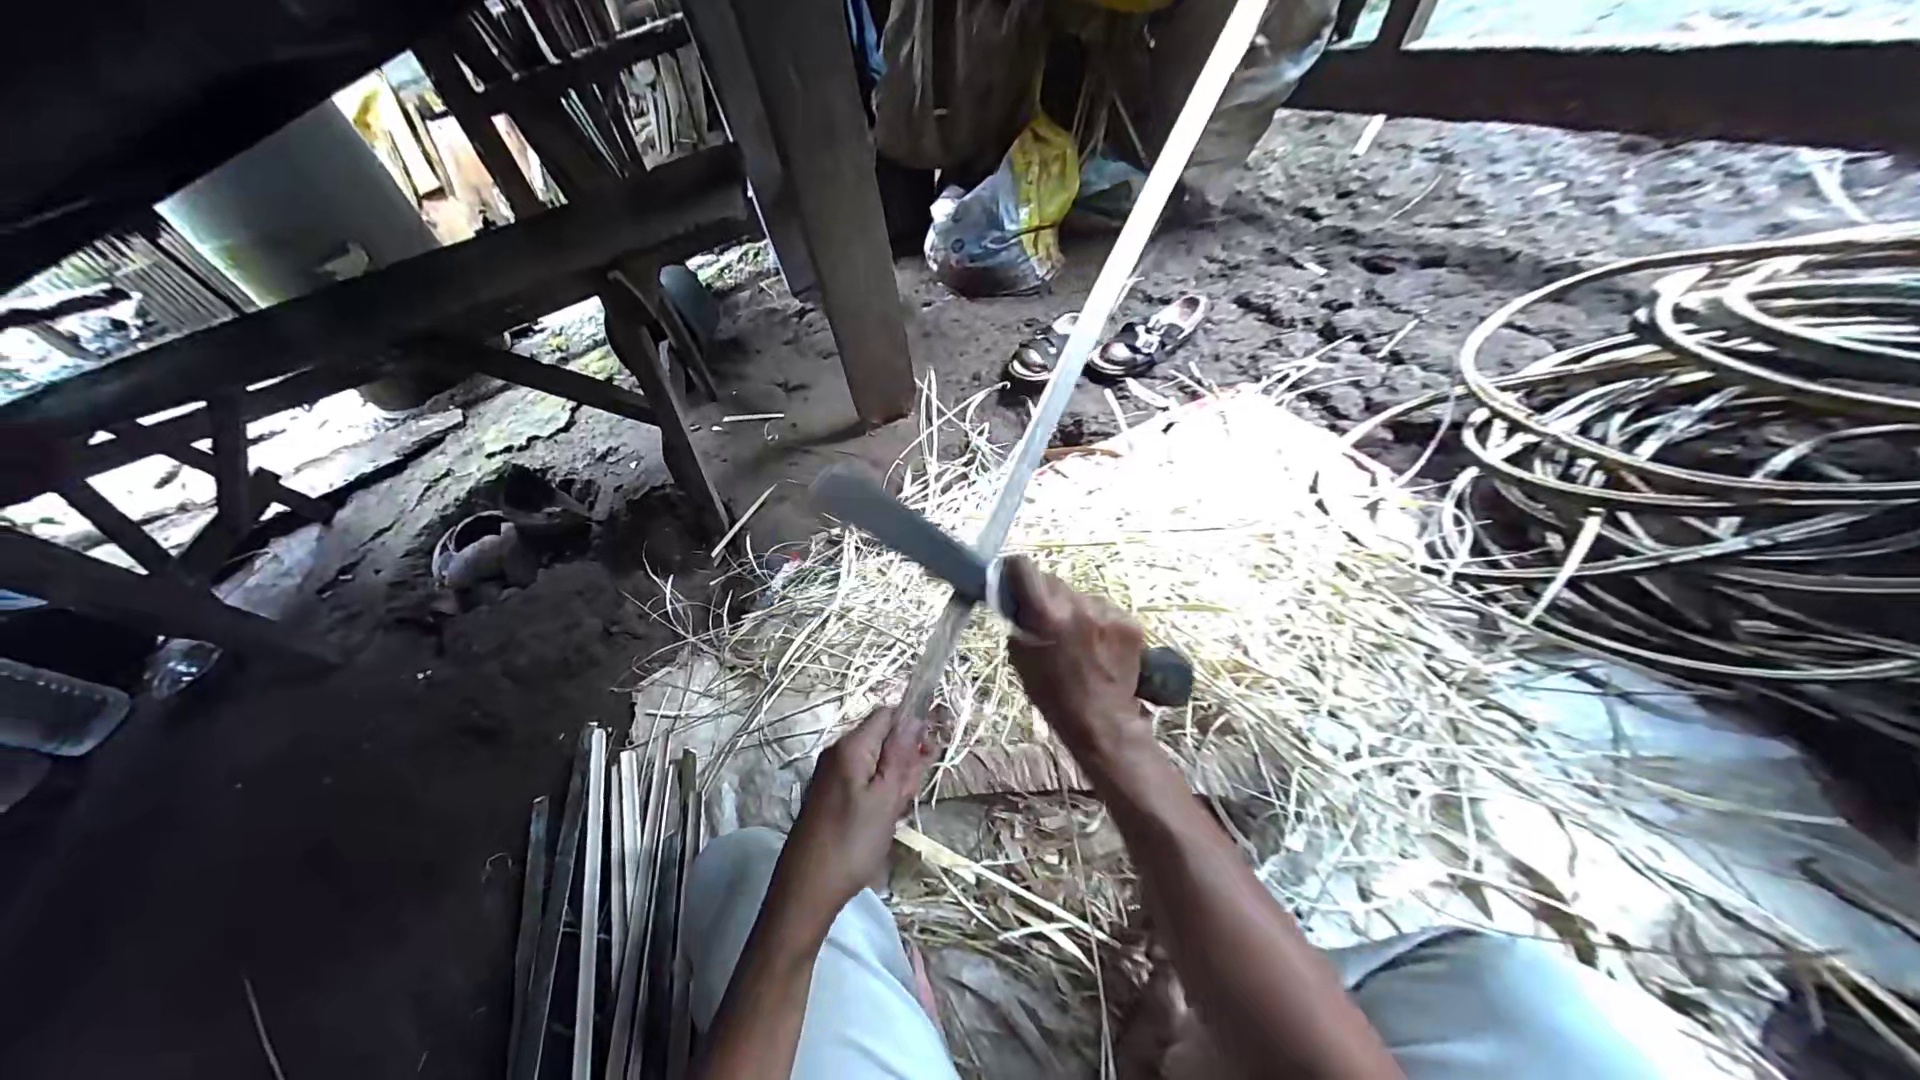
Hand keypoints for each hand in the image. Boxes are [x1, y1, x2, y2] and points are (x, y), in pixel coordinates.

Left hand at [772, 705, 932, 925]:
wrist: (808, 889)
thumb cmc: (852, 841)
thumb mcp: (886, 796)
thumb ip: (901, 753)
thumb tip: (914, 715)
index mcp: (851, 746)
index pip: (888, 714)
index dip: (912, 727)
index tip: (928, 754)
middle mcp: (838, 752)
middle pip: (883, 739)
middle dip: (904, 761)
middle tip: (906, 795)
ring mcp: (832, 774)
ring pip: (877, 763)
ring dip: (894, 782)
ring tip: (894, 813)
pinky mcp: (831, 795)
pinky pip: (864, 781)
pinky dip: (880, 795)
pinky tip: (883, 820)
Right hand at [1003, 556, 1159, 785]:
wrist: (1102, 719)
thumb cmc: (1054, 695)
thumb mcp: (1021, 659)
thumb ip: (1020, 623)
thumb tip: (1020, 604)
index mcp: (1046, 614)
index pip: (1024, 568)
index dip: (1015, 571)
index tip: (1013, 578)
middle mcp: (1077, 605)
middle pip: (1055, 582)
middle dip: (1048, 597)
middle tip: (1048, 621)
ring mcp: (1107, 612)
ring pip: (1082, 596)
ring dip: (1075, 610)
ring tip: (1079, 640)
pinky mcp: (1129, 621)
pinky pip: (1105, 610)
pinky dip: (1099, 622)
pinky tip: (1099, 646)